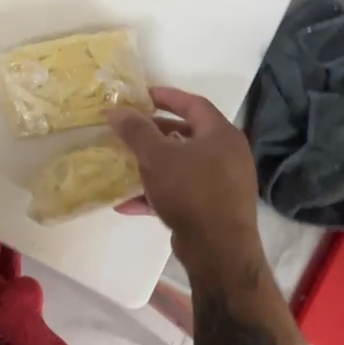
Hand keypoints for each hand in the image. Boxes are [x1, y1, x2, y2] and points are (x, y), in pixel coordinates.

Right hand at [108, 87, 263, 274]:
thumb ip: (135, 130)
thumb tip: (115, 109)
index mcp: (221, 135)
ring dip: (153, 164)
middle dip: (155, 132)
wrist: (218, 249)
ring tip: (126, 164)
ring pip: (183, 164)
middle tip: (130, 130)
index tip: (141, 95)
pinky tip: (129, 203)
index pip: (193, 104)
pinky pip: (182, 190)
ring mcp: (224, 182)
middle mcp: (228, 154)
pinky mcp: (215, 206)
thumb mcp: (156, 156)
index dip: (166, 96)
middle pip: (188, 134)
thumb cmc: (190, 192)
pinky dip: (158, 192)